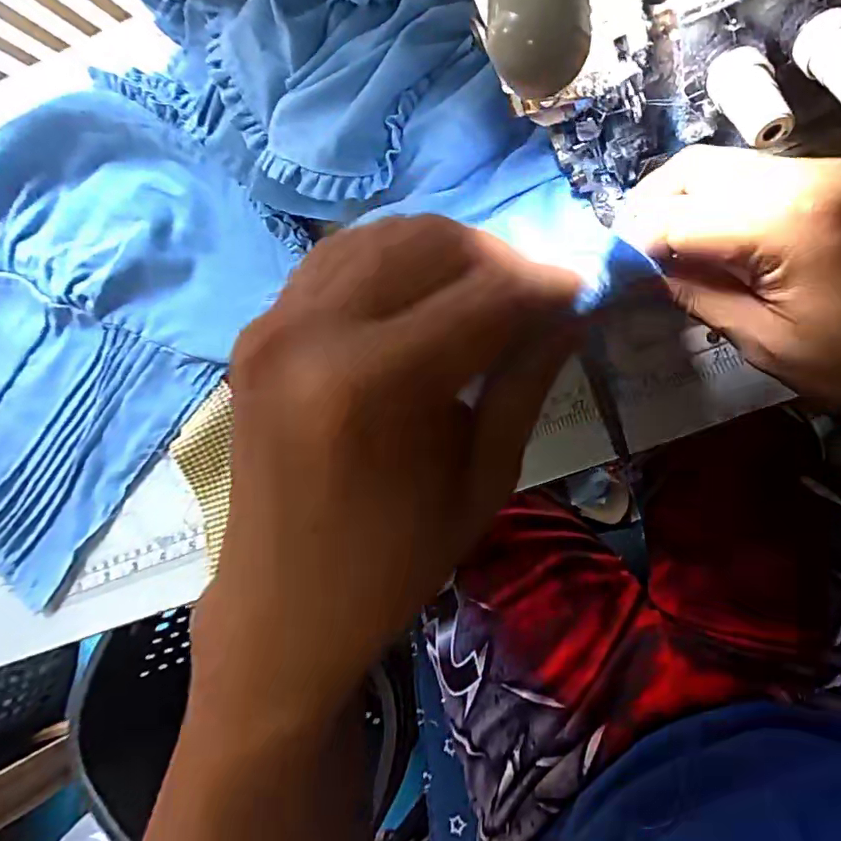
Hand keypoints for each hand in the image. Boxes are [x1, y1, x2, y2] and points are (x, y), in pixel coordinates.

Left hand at [196, 215, 582, 721]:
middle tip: (533, 294)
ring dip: (449, 250)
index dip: (546, 283)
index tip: (580, 291)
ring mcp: (275, 322)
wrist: (283, 607)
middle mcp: (314, 332)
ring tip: (483, 291)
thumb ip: (529, 378)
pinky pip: (339, 255)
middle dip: (500, 257)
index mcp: (374, 385)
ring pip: (386, 233)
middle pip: (433, 242)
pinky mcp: (259, 327)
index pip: (487, 295)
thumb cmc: (397, 561)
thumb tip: (575, 310)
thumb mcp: (485, 476)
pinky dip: (393, 256)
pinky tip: (422, 290)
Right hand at [615, 145, 840, 445]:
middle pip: (699, 169)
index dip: (637, 240)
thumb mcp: (766, 342)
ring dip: (685, 199)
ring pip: (726, 165)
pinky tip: (712, 235)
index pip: (682, 214)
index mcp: (793, 221)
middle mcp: (812, 173)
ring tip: (665, 245)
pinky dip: (724, 200)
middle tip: (630, 251)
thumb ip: (697, 292)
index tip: (611, 265)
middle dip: (652, 206)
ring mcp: (833, 168)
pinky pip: (761, 176)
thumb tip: (643, 264)